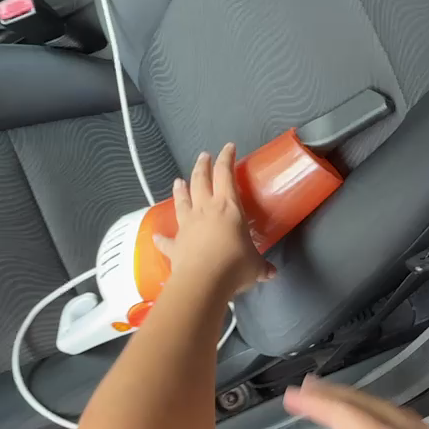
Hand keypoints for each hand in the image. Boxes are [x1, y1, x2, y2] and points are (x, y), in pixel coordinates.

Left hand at [154, 144, 275, 296]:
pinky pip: (166, 240)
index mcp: (228, 207)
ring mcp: (187, 225)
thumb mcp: (255, 266)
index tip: (228, 147)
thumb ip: (261, 266)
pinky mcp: (175, 244)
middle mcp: (205, 210)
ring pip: (182, 201)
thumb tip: (271, 272)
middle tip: (204, 156)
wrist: (204, 281)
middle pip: (200, 180)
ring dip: (180, 190)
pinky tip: (157, 236)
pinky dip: (161, 238)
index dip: (227, 158)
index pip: (226, 174)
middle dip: (202, 166)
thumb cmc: (234, 266)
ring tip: (178, 181)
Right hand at [283, 377, 428, 428]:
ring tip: (339, 404)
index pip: (346, 417)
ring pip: (395, 413)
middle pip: (371, 406)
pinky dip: (386, 417)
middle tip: (307, 388)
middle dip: (336, 395)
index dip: (315, 404)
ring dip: (363, 404)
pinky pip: (413, 425)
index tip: (289, 396)